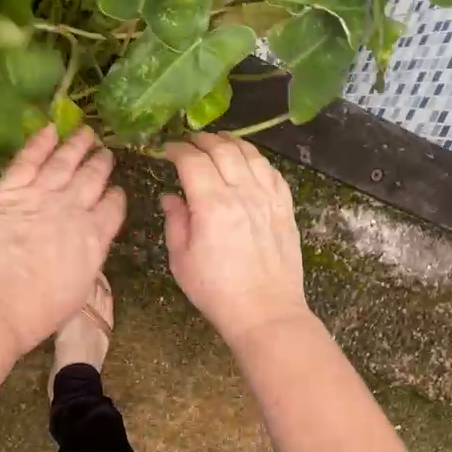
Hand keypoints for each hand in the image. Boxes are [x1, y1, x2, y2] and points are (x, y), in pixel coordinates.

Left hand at [0, 125, 125, 355]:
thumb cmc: (37, 311)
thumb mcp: (78, 290)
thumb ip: (85, 262)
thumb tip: (84, 252)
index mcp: (94, 239)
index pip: (112, 208)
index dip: (115, 196)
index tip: (116, 190)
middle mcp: (72, 210)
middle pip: (91, 178)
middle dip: (99, 163)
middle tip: (104, 151)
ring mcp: (40, 196)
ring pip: (63, 162)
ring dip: (76, 145)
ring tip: (85, 131)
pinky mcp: (8, 190)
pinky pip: (28, 159)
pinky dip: (40, 142)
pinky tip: (49, 130)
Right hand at [161, 133, 310, 346]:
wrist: (264, 311)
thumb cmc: (216, 291)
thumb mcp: (181, 259)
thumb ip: (175, 221)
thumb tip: (171, 196)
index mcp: (212, 205)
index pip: (192, 161)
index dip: (177, 150)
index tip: (166, 150)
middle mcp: (243, 193)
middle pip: (223, 150)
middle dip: (202, 140)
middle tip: (188, 141)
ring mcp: (268, 198)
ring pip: (251, 155)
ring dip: (231, 143)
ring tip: (217, 142)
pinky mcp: (285, 208)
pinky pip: (272, 172)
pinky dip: (257, 160)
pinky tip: (248, 162)